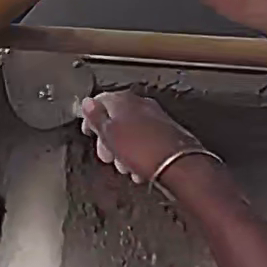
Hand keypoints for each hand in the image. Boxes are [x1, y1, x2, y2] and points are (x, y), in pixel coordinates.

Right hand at [77, 91, 208, 185]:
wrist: (179, 166)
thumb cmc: (142, 150)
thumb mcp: (108, 134)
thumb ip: (95, 117)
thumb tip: (87, 103)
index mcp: (124, 100)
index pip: (98, 101)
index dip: (90, 118)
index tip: (88, 132)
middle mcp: (141, 104)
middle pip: (115, 118)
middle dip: (108, 139)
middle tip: (107, 153)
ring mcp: (156, 118)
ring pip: (130, 132)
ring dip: (123, 149)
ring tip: (124, 164)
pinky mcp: (168, 133)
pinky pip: (145, 141)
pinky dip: (138, 153)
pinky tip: (138, 166)